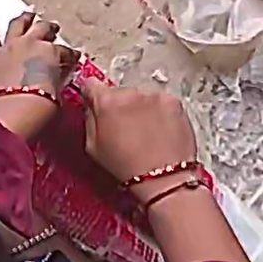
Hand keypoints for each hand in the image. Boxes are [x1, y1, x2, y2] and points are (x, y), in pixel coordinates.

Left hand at [0, 8, 78, 139]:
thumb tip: (60, 79)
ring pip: (19, 25)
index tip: (73, 57)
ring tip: (29, 13)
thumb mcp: (59, 94)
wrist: (14, 110)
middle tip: (53, 28)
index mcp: (53, 52)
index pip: (66, 52)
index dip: (71, 55)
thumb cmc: (40, 106)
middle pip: (43, 29)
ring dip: (25, 18)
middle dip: (50, 28)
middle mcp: (33, 43)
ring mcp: (12, 46)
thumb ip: (60, 82)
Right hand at [75, 77, 198, 201]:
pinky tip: (158, 129)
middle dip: (118, 104)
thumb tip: (90, 104)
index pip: (90, 83)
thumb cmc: (124, 166)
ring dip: (139, 107)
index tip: (95, 103)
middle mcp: (130, 92)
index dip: (91, 94)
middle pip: (118, 91)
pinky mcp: (174, 101)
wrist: (164, 178)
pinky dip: (158, 110)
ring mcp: (154, 95)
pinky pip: (159, 101)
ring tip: (144, 130)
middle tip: (123, 127)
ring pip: (139, 95)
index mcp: (106, 101)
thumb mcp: (92, 146)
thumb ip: (88, 118)